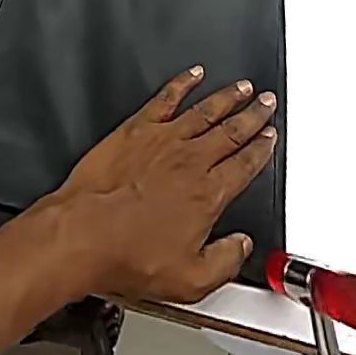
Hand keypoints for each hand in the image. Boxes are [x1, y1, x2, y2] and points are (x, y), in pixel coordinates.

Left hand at [0, 66, 278, 349]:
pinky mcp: (138, 128)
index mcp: (206, 195)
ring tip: (243, 86)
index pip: (244, 165)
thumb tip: (240, 247)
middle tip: (267, 101)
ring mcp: (164, 139)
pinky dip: (182, 83)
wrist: (85, 232)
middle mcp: (189, 161)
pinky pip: (166, 98)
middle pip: (231, 131)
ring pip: (205, 110)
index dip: (261, 148)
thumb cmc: (128, 255)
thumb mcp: (188, 281)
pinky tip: (193, 74)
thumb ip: (223, 261)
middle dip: (253, 115)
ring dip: (227, 96)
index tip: (270, 136)